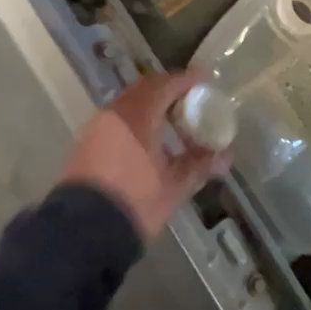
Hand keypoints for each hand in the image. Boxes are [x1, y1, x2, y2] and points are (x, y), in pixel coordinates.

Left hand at [61, 71, 231, 238]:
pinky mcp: (86, 144)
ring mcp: (97, 127)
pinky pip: (116, 119)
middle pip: (144, 89)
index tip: (204, 77)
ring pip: (128, 104)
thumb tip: (226, 155)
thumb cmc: (134, 203)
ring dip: (150, 105)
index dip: (186, 80)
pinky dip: (136, 119)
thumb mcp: (172, 187)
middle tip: (190, 97)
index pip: (164, 85)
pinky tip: (148, 139)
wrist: (83, 231)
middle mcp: (115, 113)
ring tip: (172, 120)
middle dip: (168, 90)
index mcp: (136, 116)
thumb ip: (198, 166)